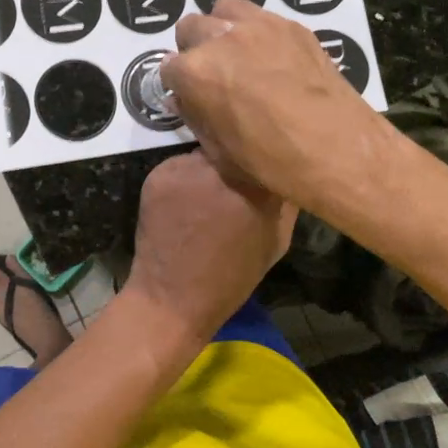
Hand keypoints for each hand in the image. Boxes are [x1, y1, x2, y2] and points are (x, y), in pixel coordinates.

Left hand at [128, 151, 297, 345]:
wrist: (172, 298)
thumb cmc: (232, 277)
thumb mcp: (276, 242)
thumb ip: (286, 202)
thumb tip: (289, 168)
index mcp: (256, 188)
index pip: (268, 152)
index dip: (268, 157)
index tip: (269, 166)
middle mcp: (220, 170)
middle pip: (234, 149)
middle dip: (237, 162)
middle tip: (237, 182)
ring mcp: (185, 170)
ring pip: (205, 156)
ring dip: (210, 169)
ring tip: (209, 198)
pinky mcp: (158, 175)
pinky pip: (179, 166)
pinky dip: (185, 178)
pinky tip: (186, 204)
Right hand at [159, 0, 393, 211]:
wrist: (338, 151)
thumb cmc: (272, 162)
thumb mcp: (220, 152)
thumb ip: (195, 118)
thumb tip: (183, 101)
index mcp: (196, 72)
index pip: (167, 68)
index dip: (176, 84)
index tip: (188, 95)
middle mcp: (222, 39)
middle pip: (190, 27)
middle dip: (193, 48)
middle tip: (210, 74)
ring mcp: (259, 26)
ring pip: (225, 9)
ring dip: (223, 28)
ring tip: (237, 55)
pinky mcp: (292, 26)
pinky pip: (262, 17)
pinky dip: (256, 32)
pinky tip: (271, 58)